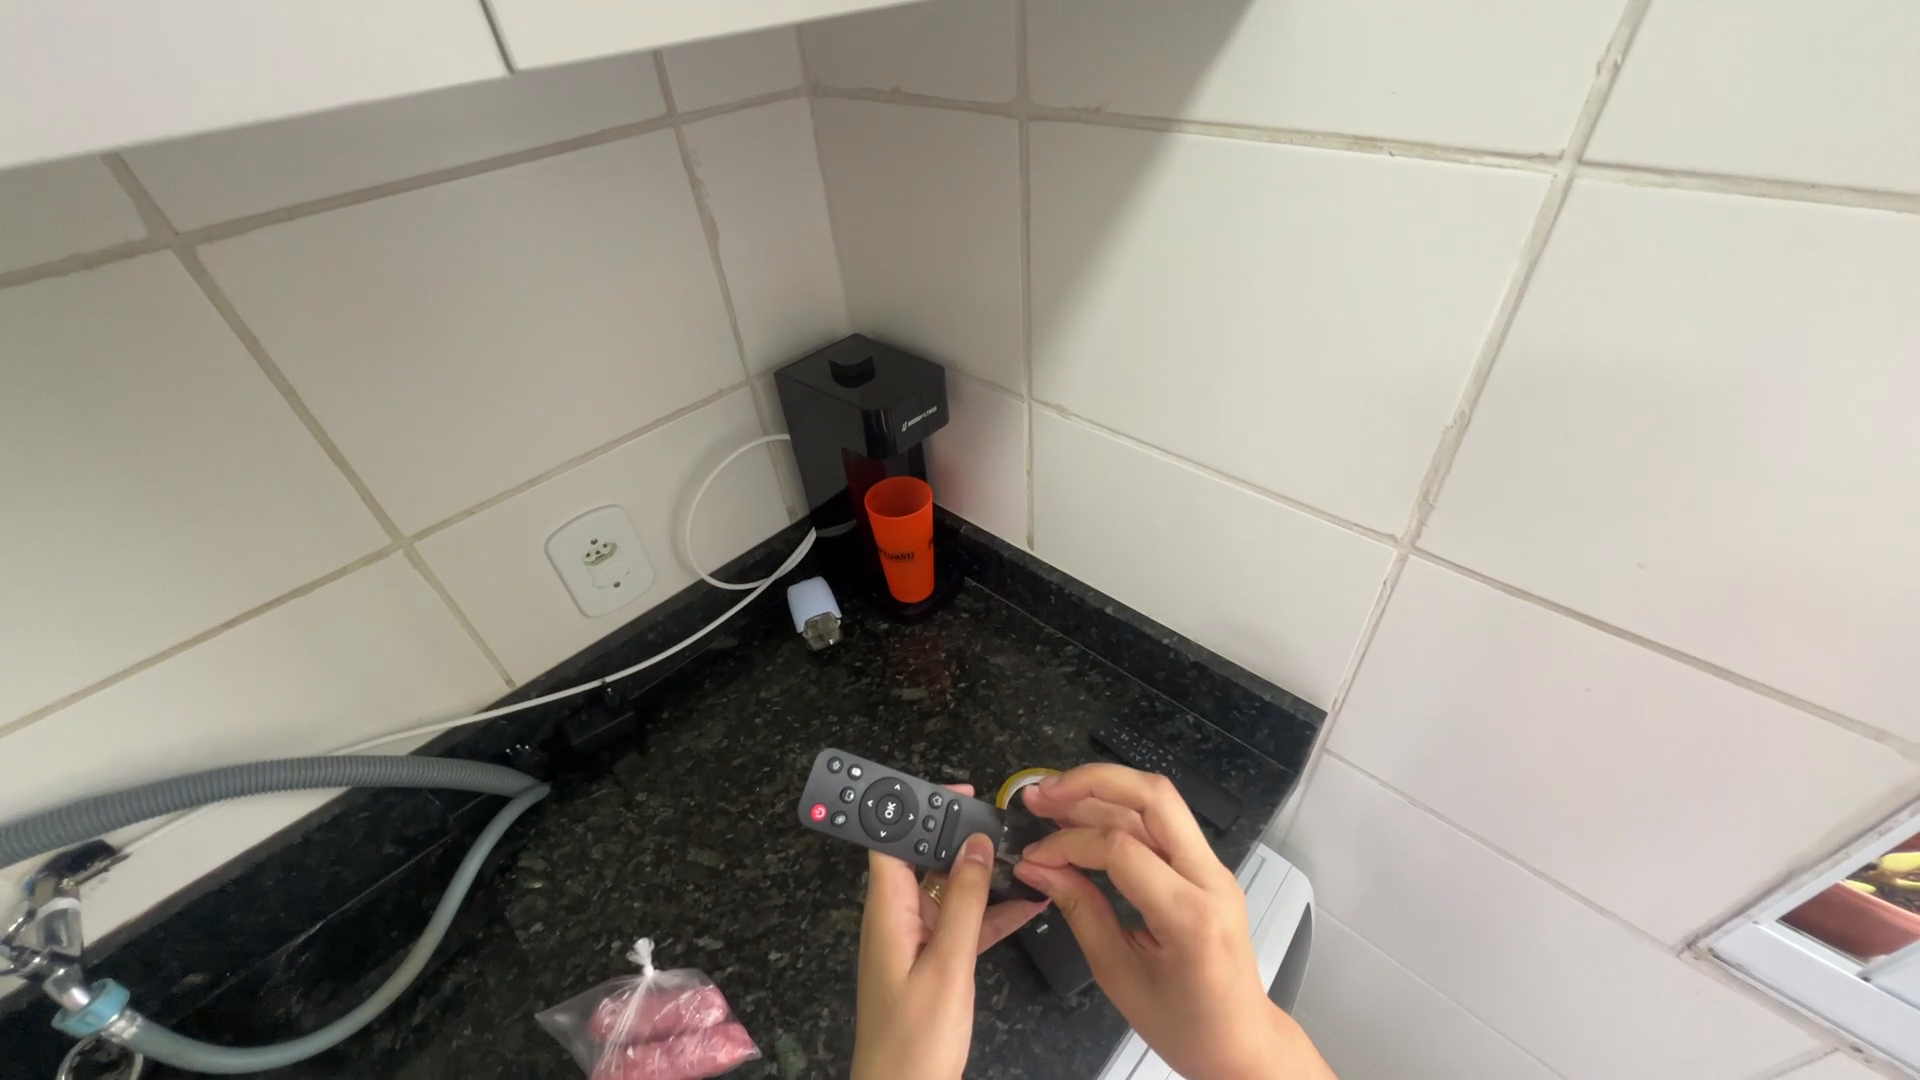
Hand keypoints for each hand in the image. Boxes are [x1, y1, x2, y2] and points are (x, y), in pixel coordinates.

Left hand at [852, 785, 1047, 1079]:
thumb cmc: (915, 1040)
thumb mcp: (947, 965)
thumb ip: (963, 901)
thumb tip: (975, 843)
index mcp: (887, 908)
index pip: (890, 837)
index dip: (914, 807)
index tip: (954, 793)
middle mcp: (896, 915)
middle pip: (923, 856)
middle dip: (956, 834)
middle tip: (997, 820)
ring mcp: (914, 938)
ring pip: (946, 888)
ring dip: (978, 873)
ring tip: (1018, 853)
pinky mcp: (931, 961)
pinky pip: (960, 923)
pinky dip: (987, 912)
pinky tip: (1025, 902)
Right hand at [1015, 765, 1334, 1079]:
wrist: (1243, 1043)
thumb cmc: (1182, 1024)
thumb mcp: (1118, 975)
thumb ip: (1079, 909)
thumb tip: (1035, 866)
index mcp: (1190, 915)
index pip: (1121, 849)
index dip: (1069, 843)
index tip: (1033, 856)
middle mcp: (1209, 877)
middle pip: (1153, 796)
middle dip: (1091, 782)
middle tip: (1042, 793)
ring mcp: (1213, 865)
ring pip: (1157, 799)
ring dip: (1101, 789)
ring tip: (1051, 796)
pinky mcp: (1205, 863)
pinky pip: (1160, 820)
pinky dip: (1117, 808)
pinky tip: (1082, 814)